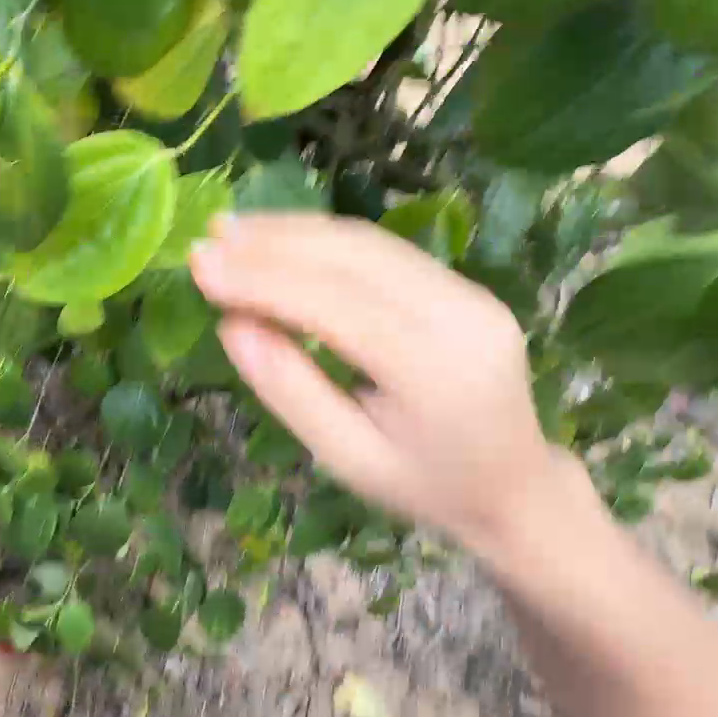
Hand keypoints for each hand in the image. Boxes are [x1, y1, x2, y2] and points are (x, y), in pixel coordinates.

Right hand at [189, 213, 595, 558]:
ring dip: (291, 231)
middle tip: (207, 241)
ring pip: (365, 243)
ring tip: (229, 228)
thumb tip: (232, 327)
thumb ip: (290, 390)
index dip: (263, 281)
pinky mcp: (459, 284)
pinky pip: (379, 248)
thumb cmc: (421, 484)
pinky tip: (275, 236)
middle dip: (271, 245)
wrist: (516, 487)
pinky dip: (318, 237)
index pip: (337, 306)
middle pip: (353, 260)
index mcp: (437, 372)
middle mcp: (462, 317)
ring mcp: (468, 293)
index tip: (202, 268)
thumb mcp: (345, 456)